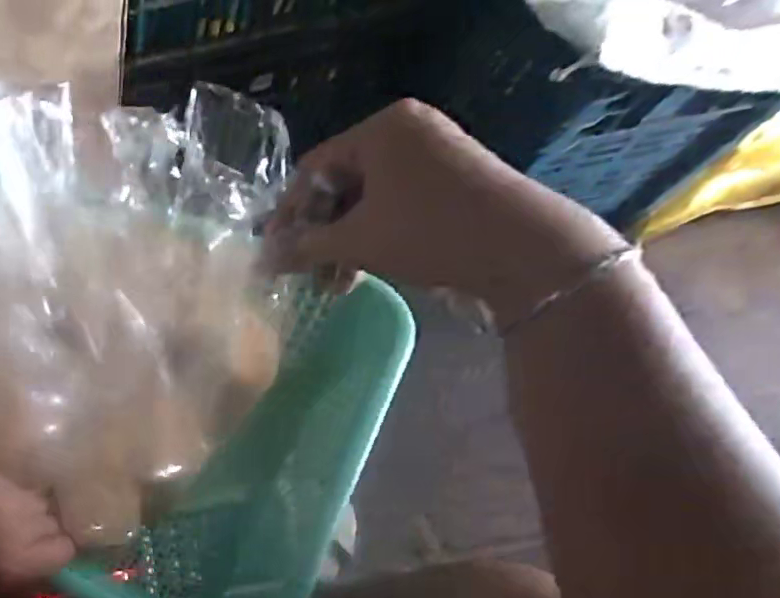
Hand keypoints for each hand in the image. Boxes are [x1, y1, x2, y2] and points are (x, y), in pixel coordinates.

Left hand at [0, 467, 75, 595]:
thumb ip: (33, 575)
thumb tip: (61, 555)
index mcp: (17, 562)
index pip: (65, 547)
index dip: (55, 550)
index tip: (42, 552)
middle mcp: (13, 525)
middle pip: (54, 521)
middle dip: (42, 529)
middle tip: (20, 534)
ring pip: (36, 498)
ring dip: (26, 508)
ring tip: (3, 516)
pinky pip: (12, 483)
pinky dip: (5, 493)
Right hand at [265, 100, 627, 326]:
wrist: (515, 248)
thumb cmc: (426, 232)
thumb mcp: (356, 241)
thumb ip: (305, 247)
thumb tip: (263, 260)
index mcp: (380, 129)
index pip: (313, 169)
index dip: (288, 215)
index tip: (273, 254)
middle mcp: (404, 133)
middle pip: (338, 186)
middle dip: (318, 235)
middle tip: (305, 275)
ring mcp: (428, 157)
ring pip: (363, 203)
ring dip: (340, 245)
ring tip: (334, 285)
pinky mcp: (443, 184)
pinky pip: (389, 208)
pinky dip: (368, 240)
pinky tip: (360, 274)